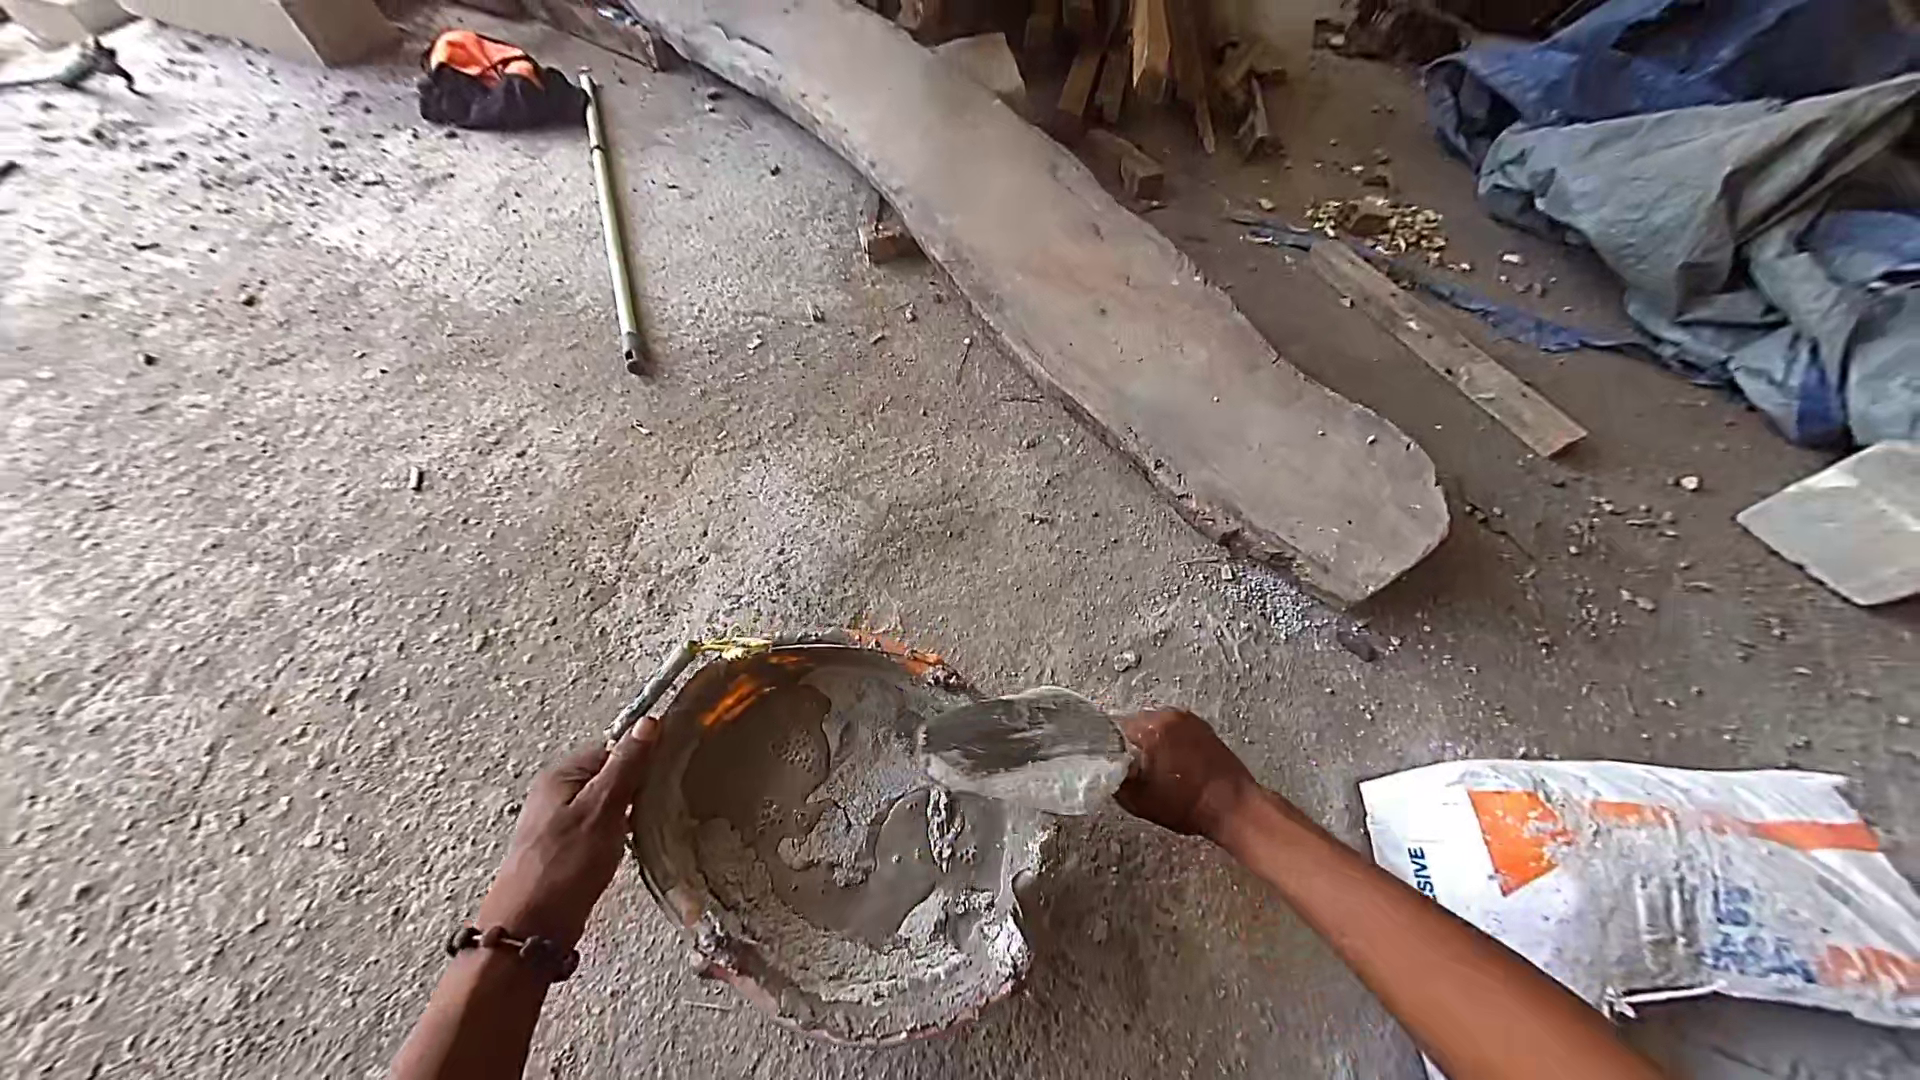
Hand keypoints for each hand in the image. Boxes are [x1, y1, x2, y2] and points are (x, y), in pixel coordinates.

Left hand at [475, 719, 659, 947]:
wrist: (532, 931)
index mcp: (563, 774)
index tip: (661, 774)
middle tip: (653, 803)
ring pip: (613, 801)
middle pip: (614, 773)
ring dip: (631, 810)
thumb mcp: (603, 805)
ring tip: (642, 825)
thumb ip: (627, 763)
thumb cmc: (565, 864)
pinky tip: (629, 844)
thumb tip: (648, 722)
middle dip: (638, 786)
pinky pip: (607, 824)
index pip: (615, 747)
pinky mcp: (570, 846)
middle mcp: (559, 792)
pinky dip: (622, 830)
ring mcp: (563, 821)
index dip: (641, 758)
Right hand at [1114, 708, 1256, 839]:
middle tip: (1139, 769)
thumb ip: (1113, 779)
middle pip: (1136, 724)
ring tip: (1162, 768)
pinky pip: (1176, 729)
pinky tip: (1177, 764)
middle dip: (1134, 744)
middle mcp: (1170, 716)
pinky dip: (1172, 742)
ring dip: (1153, 741)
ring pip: (1156, 726)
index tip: (1116, 764)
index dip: (1112, 748)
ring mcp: (1189, 720)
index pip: (1116, 729)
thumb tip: (1105, 768)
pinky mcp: (1203, 727)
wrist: (1235, 809)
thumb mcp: (1138, 800)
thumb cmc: (1189, 806)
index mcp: (1152, 728)